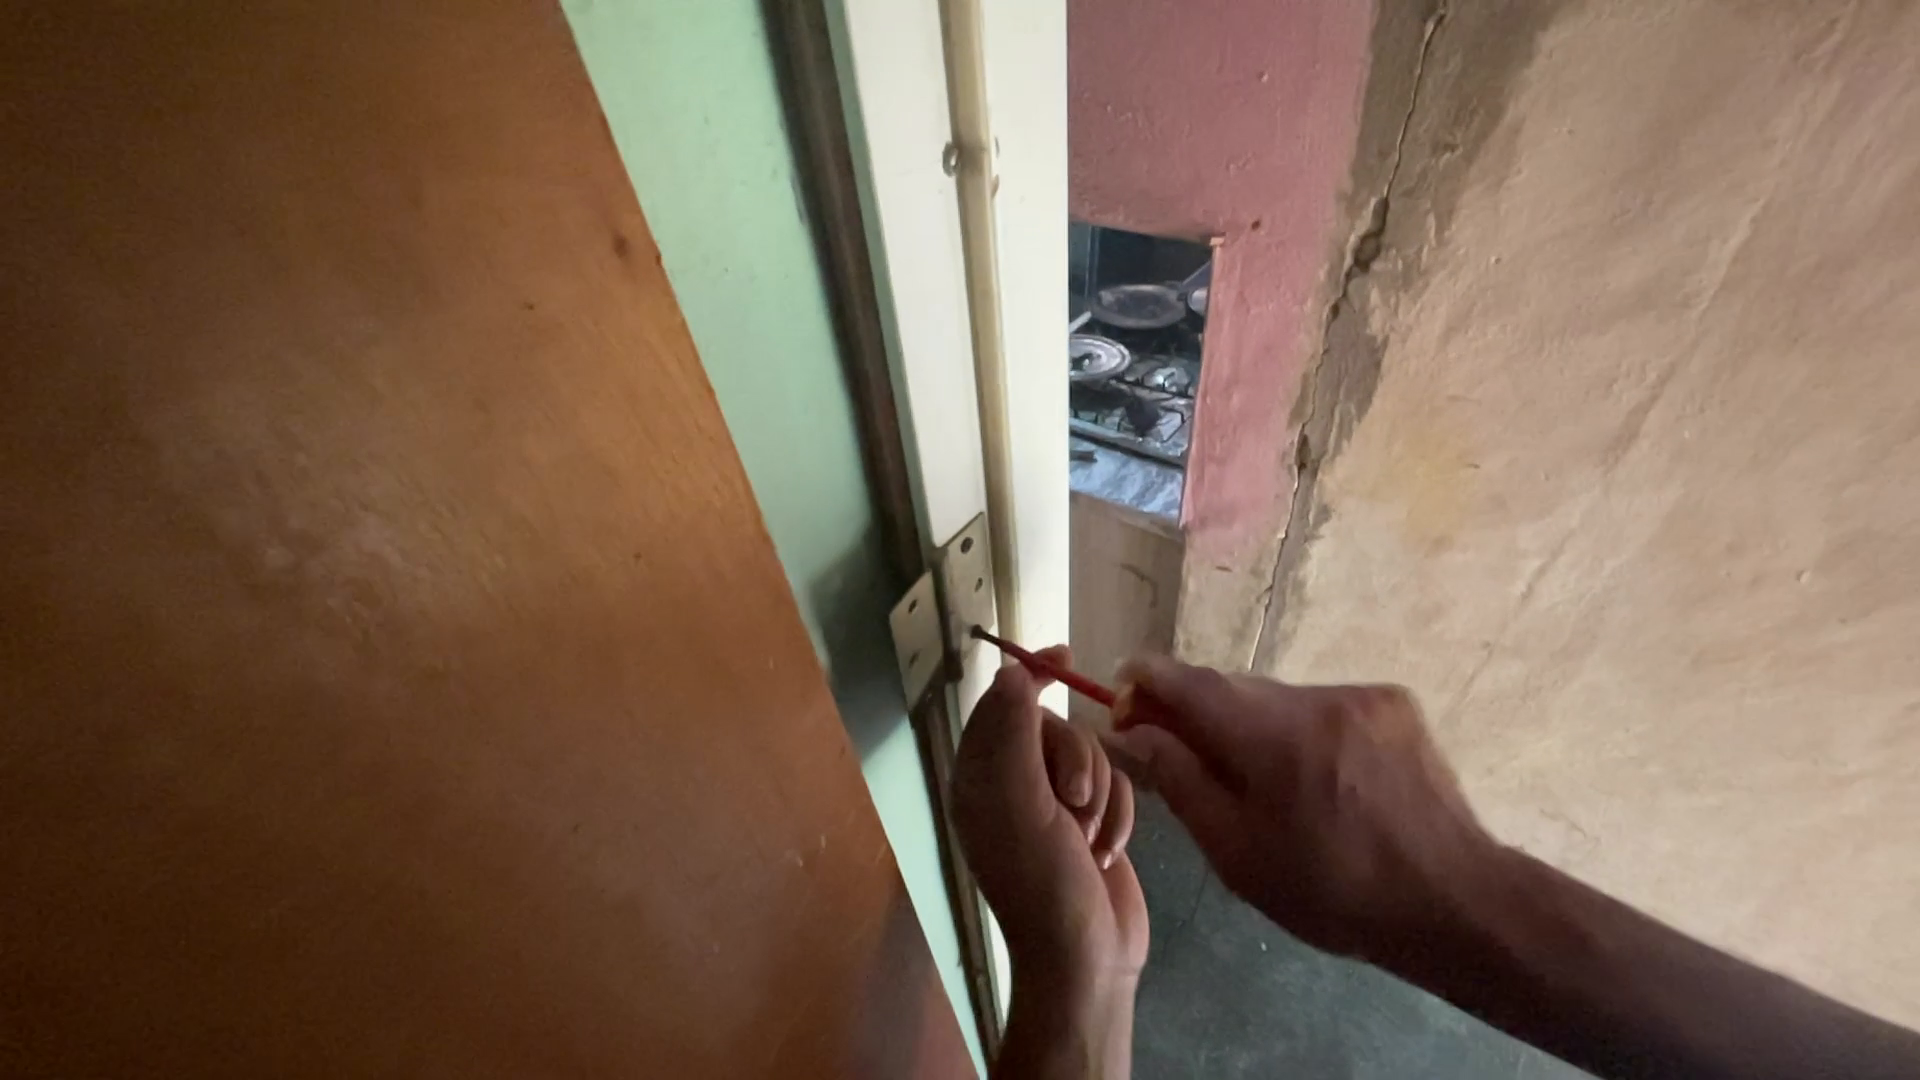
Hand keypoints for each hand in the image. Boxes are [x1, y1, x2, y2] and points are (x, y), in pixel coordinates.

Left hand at [953, 649, 1146, 992]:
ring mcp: (1054, 803)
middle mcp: (1013, 784)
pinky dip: (1118, 814)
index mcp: (981, 777)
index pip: (1003, 705)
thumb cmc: (1044, 884)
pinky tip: (1107, 851)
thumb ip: (1014, 734)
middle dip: (1076, 762)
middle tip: (1074, 804)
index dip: (1031, 675)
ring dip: (1101, 795)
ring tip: (1089, 839)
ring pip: (1092, 754)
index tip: (1064, 654)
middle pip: (1057, 728)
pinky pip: (1116, 784)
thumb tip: (1009, 670)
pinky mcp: (1090, 819)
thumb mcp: (1022, 805)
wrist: (1088, 960)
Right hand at [1105, 656, 1496, 965]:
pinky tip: (1310, 773)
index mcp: (1270, 738)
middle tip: (1175, 748)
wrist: (1457, 903)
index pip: (1186, 680)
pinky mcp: (1389, 701)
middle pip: (1227, 686)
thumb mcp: (1236, 852)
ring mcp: (1356, 694)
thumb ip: (1178, 780)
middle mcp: (1312, 699)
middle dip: (1192, 710)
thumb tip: (1130, 732)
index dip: (1144, 678)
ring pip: (1271, 695)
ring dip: (1245, 723)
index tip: (1121, 693)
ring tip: (1254, 775)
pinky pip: (1314, 703)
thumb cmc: (1332, 891)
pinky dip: (1292, 727)